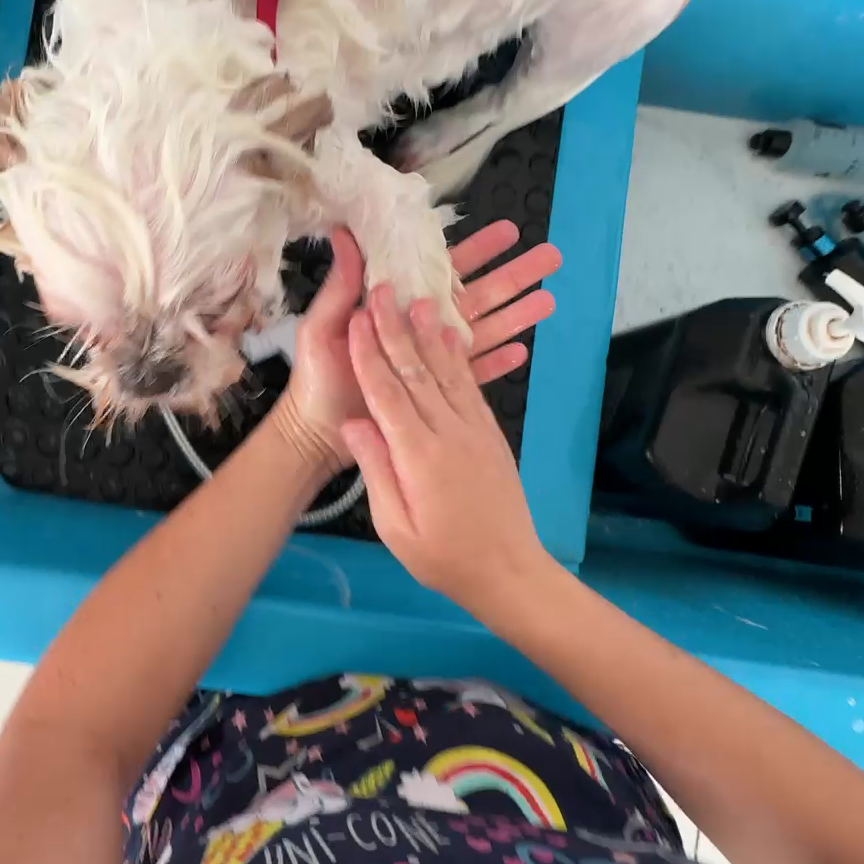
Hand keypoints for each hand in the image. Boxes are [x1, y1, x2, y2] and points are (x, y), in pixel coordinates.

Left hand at [270, 222, 560, 473]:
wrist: (316, 432)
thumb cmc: (316, 377)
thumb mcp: (324, 326)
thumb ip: (342, 285)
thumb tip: (346, 232)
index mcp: (395, 308)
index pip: (440, 272)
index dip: (474, 251)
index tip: (507, 232)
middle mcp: (419, 331)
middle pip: (475, 297)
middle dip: (512, 276)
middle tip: (550, 256)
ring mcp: (431, 363)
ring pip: (483, 331)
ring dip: (516, 314)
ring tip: (550, 298)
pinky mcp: (436, 395)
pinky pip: (473, 375)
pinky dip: (496, 363)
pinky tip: (523, 350)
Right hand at [338, 287, 557, 600]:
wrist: (510, 572)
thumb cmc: (443, 558)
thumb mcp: (396, 527)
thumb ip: (376, 470)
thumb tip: (354, 423)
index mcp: (419, 456)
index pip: (387, 393)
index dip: (370, 354)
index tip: (357, 319)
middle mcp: (449, 433)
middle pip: (417, 371)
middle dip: (396, 329)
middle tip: (383, 291)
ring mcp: (475, 431)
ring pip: (447, 372)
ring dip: (430, 333)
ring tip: (420, 298)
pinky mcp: (491, 434)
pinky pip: (472, 388)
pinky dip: (459, 358)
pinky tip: (451, 338)